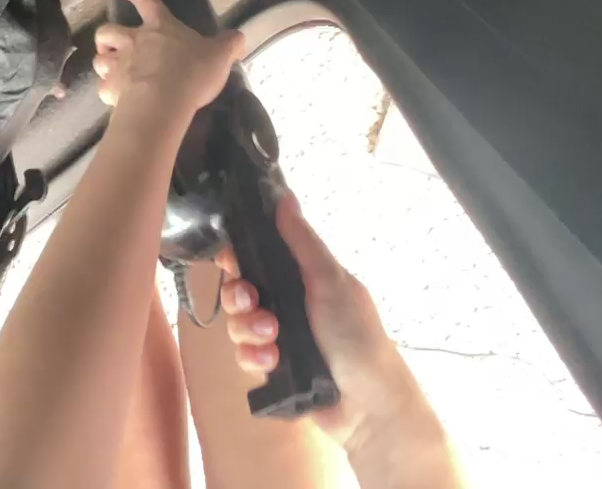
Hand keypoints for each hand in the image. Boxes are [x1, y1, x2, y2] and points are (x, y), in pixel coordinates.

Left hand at [91, 0, 244, 115]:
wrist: (163, 101)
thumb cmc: (191, 72)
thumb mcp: (219, 56)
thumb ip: (229, 44)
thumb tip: (239, 37)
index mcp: (160, 27)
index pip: (147, 1)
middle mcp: (133, 42)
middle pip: (108, 30)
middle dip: (107, 36)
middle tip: (111, 43)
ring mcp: (119, 65)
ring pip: (100, 59)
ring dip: (104, 62)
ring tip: (111, 70)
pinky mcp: (111, 90)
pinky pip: (104, 89)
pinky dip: (109, 92)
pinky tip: (117, 99)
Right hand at [218, 195, 429, 454]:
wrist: (369, 406)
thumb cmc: (356, 334)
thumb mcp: (331, 281)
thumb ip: (302, 241)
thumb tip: (284, 195)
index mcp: (299, 276)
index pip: (256, 255)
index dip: (237, 255)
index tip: (232, 260)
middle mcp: (284, 302)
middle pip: (238, 288)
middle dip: (239, 296)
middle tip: (253, 302)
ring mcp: (276, 335)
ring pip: (237, 323)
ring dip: (249, 329)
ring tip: (273, 340)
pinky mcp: (271, 367)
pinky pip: (244, 355)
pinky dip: (255, 357)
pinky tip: (272, 362)